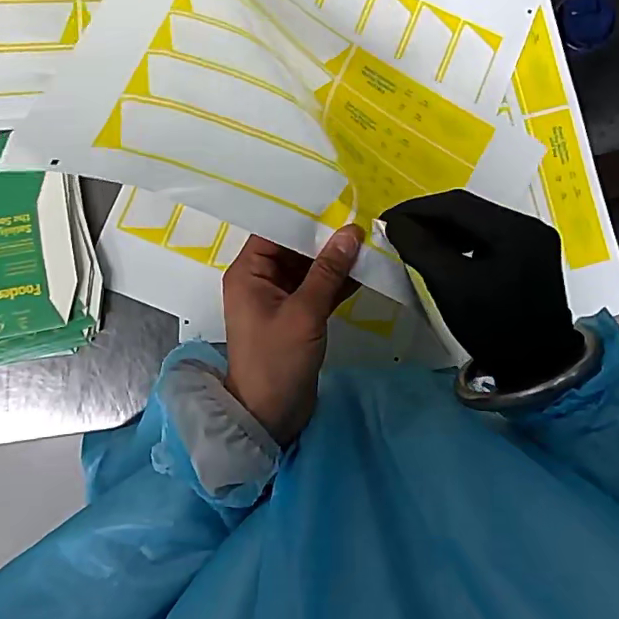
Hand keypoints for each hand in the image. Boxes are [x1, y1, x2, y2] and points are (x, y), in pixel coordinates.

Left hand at [220, 226, 362, 443]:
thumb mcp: (304, 312)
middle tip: (362, 224)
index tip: (336, 205)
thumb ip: (327, 271)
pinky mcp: (296, 316)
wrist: (269, 413)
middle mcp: (260, 280)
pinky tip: (366, 271)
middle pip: (293, 248)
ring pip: (308, 269)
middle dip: (325, 239)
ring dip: (335, 261)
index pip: (273, 232)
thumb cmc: (276, 360)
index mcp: (247, 273)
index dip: (302, 218)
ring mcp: (278, 299)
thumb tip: (350, 233)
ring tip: (370, 243)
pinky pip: (317, 289)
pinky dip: (337, 283)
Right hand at [380, 190, 580, 391]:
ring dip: (441, 228)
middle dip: (428, 217)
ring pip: (475, 222)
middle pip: (467, 209)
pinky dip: (458, 240)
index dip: (415, 209)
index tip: (385, 219)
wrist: (536, 366)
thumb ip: (420, 248)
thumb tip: (394, 223)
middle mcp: (528, 226)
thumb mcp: (450, 285)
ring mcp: (531, 240)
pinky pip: (485, 237)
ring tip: (412, 240)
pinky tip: (440, 252)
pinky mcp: (528, 255)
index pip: (456, 204)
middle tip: (395, 229)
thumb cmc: (492, 326)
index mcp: (514, 230)